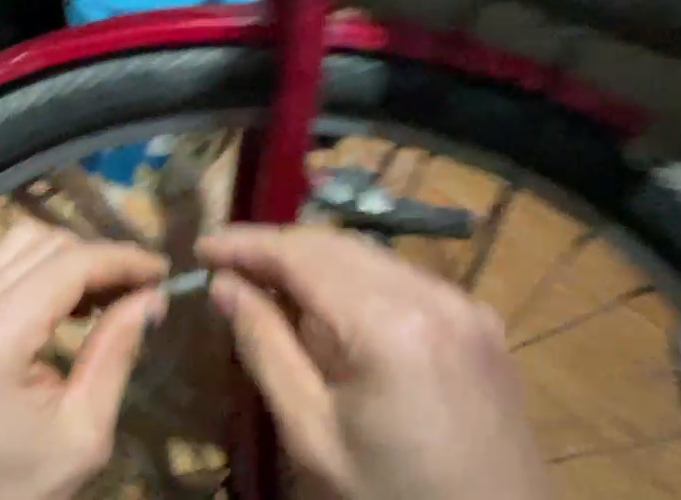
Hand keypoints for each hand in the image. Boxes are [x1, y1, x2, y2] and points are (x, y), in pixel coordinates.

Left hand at [0, 223, 168, 499]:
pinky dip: (42, 268)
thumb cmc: (17, 486)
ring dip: (70, 256)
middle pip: (44, 242)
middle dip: (98, 256)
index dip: (121, 259)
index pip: (68, 264)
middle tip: (141, 288)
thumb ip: (115, 354)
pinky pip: (3, 264)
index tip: (164, 272)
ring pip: (21, 242)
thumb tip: (152, 298)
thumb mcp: (82, 432)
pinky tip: (72, 301)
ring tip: (110, 293)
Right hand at [198, 225, 551, 499]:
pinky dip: (354, 280)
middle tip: (226, 266)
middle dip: (275, 249)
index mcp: (388, 324)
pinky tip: (332, 311)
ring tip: (269, 286)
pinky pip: (399, 278)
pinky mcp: (479, 322)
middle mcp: (431, 295)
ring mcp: (463, 305)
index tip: (201, 248)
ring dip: (313, 262)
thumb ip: (265, 348)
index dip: (244, 244)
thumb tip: (224, 285)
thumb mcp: (312, 436)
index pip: (298, 254)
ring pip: (366, 255)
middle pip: (332, 245)